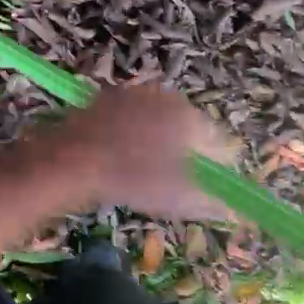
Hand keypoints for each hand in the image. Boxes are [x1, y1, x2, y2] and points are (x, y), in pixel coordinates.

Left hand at [1, 86, 236, 221]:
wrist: (71, 160)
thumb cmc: (132, 179)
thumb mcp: (179, 199)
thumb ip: (212, 202)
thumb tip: (232, 209)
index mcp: (190, 117)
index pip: (218, 143)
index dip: (215, 167)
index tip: (206, 185)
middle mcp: (165, 97)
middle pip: (188, 127)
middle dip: (186, 151)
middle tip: (173, 178)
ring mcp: (133, 93)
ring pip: (158, 120)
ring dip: (158, 140)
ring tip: (144, 168)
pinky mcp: (106, 97)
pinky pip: (130, 117)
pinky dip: (131, 132)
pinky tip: (120, 153)